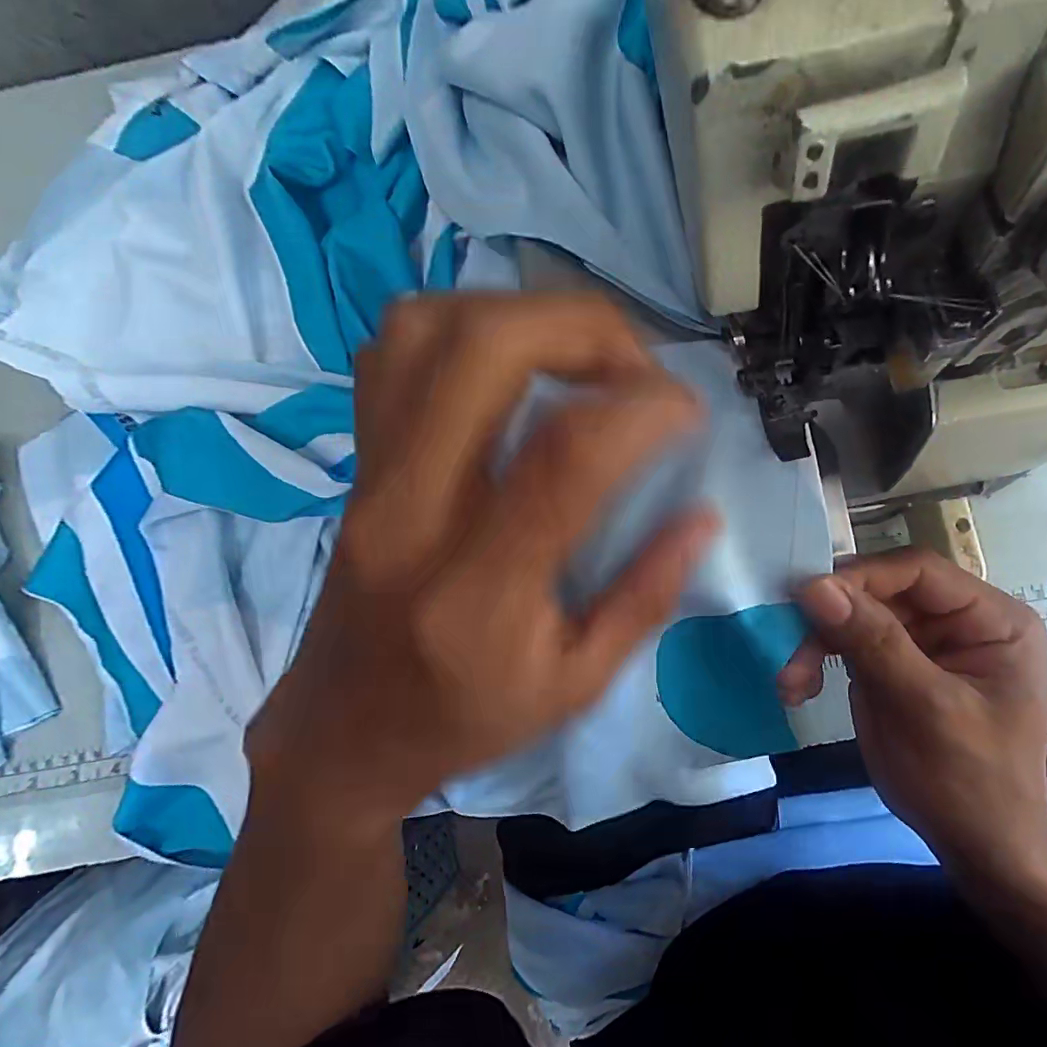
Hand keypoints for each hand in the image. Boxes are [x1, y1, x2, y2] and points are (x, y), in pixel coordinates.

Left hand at [246, 294, 719, 829]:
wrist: (343, 731)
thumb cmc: (469, 716)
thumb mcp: (577, 684)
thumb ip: (646, 598)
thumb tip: (703, 516)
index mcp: (481, 587)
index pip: (563, 456)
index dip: (640, 408)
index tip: (688, 412)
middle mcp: (414, 510)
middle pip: (483, 350)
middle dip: (584, 329)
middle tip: (638, 369)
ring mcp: (373, 474)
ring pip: (428, 328)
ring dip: (526, 315)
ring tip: (584, 357)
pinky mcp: (358, 459)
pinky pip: (395, 348)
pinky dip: (469, 327)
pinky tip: (518, 366)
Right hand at [779, 548, 1046, 875]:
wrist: (979, 851)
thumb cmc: (969, 783)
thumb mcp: (924, 709)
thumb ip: (873, 642)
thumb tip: (815, 585)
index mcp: (993, 619)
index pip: (920, 572)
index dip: (863, 578)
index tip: (807, 598)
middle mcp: (961, 620)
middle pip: (884, 593)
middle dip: (834, 620)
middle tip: (790, 653)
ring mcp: (927, 643)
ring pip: (859, 616)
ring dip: (818, 644)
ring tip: (790, 684)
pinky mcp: (898, 666)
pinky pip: (852, 645)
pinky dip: (822, 662)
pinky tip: (801, 688)